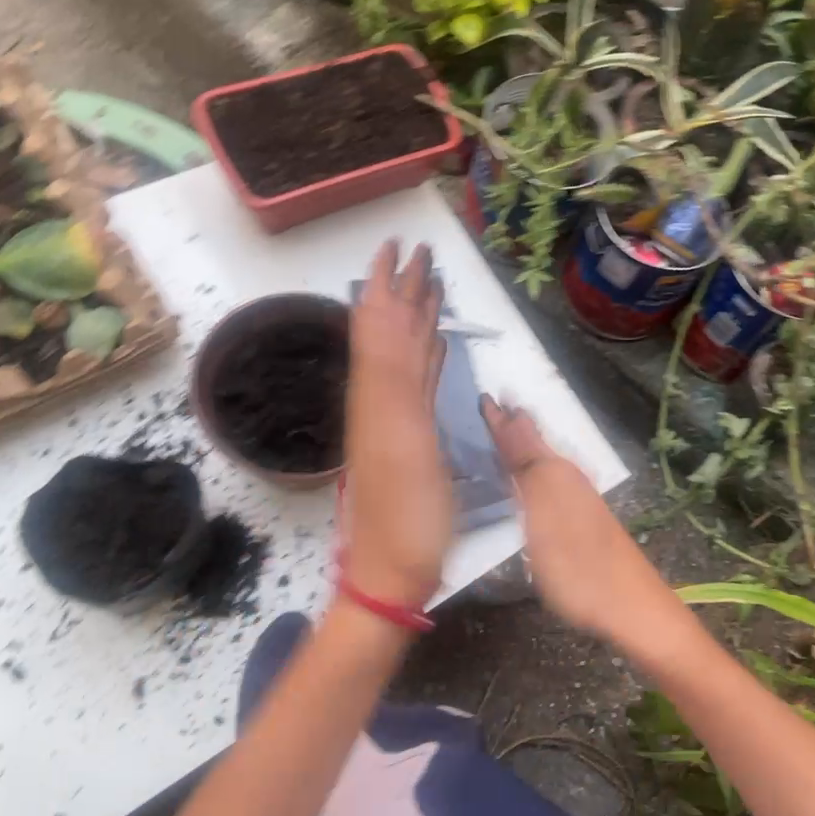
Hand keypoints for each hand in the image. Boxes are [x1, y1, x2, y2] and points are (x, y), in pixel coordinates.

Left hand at [343, 241, 450, 606]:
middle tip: (419, 253)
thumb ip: (397, 375)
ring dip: (417, 318)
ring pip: (407, 354)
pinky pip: (419, 384)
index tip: (397, 244)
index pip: (381, 325)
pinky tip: (437, 344)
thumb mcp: (403, 440)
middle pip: (393, 333)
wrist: (393, 571)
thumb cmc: (407, 515)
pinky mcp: (416, 438)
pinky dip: (427, 357)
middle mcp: (382, 398)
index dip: (387, 284)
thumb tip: (391, 313)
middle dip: (404, 291)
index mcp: (377, 395)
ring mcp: (399, 419)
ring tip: (431, 285)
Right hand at [480, 396, 689, 650]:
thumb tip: (511, 420)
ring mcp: (578, 501)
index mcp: (554, 475)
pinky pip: (552, 480)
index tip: (483, 396)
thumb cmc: (579, 569)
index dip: (500, 422)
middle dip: (515, 426)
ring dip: (526, 444)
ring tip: (508, 428)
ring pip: (545, 461)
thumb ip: (527, 472)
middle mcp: (568, 480)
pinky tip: (533, 477)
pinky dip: (537, 468)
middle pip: (535, 446)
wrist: (631, 607)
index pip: (520, 440)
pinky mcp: (583, 522)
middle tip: (495, 402)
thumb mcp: (543, 520)